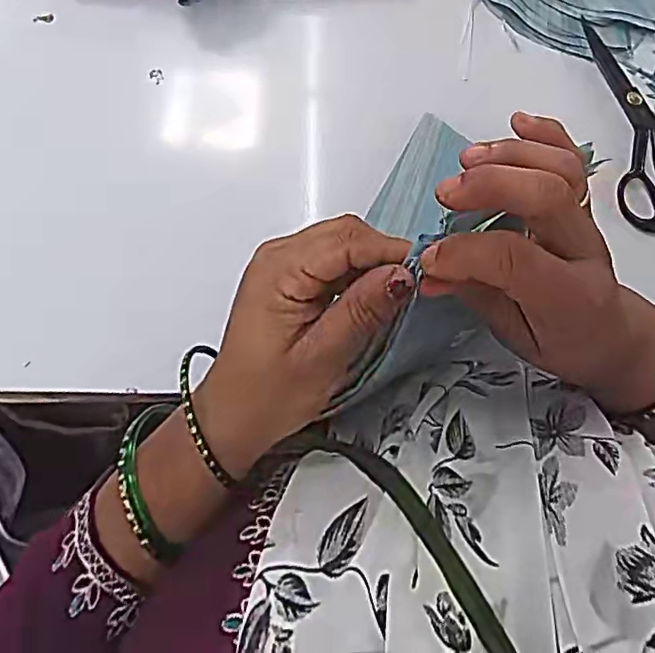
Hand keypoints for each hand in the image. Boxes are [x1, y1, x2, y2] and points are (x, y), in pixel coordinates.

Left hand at [195, 216, 412, 474]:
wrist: (231, 419)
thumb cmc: (263, 397)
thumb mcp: (321, 358)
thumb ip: (362, 311)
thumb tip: (401, 275)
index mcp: (279, 270)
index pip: (348, 240)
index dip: (391, 252)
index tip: (423, 273)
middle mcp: (278, 257)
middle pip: (348, 234)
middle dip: (384, 255)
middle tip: (413, 286)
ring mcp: (284, 263)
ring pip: (345, 242)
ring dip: (373, 264)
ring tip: (393, 297)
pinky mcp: (292, 275)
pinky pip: (336, 259)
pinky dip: (359, 273)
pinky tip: (369, 299)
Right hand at [417, 113, 654, 414]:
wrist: (612, 334)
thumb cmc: (566, 339)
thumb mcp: (516, 336)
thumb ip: (475, 295)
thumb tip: (432, 269)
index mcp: (570, 297)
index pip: (516, 258)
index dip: (465, 251)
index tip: (432, 255)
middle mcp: (584, 250)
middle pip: (546, 196)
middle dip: (490, 185)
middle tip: (447, 193)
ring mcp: (587, 220)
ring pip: (561, 169)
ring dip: (510, 154)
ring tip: (468, 160)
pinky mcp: (584, 201)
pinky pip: (573, 158)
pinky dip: (547, 134)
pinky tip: (518, 124)